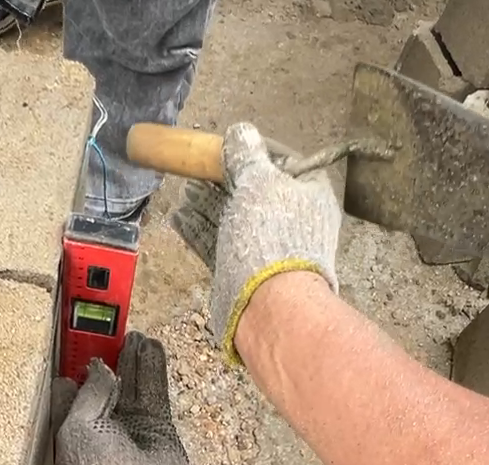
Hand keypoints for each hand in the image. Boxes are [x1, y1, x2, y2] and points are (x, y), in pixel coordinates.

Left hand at [54, 332, 190, 464]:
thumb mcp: (76, 426)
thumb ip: (89, 392)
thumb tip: (99, 368)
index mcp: (73, 432)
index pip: (72, 394)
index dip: (74, 371)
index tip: (76, 345)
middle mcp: (101, 429)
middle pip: (105, 387)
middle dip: (107, 361)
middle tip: (110, 335)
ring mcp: (130, 428)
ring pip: (132, 385)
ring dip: (133, 360)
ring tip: (135, 336)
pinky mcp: (156, 427)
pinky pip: (155, 390)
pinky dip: (153, 368)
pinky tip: (152, 348)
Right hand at [205, 123, 341, 366]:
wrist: (269, 307)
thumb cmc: (272, 237)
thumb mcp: (259, 181)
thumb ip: (246, 155)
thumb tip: (240, 133)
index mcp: (310, 193)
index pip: (282, 160)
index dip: (252, 150)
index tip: (224, 145)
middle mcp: (292, 220)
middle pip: (254, 190)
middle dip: (223, 178)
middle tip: (197, 167)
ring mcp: (266, 248)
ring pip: (234, 217)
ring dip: (207, 202)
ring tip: (183, 189)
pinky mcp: (242, 271)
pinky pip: (219, 242)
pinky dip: (199, 228)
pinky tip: (179, 216)